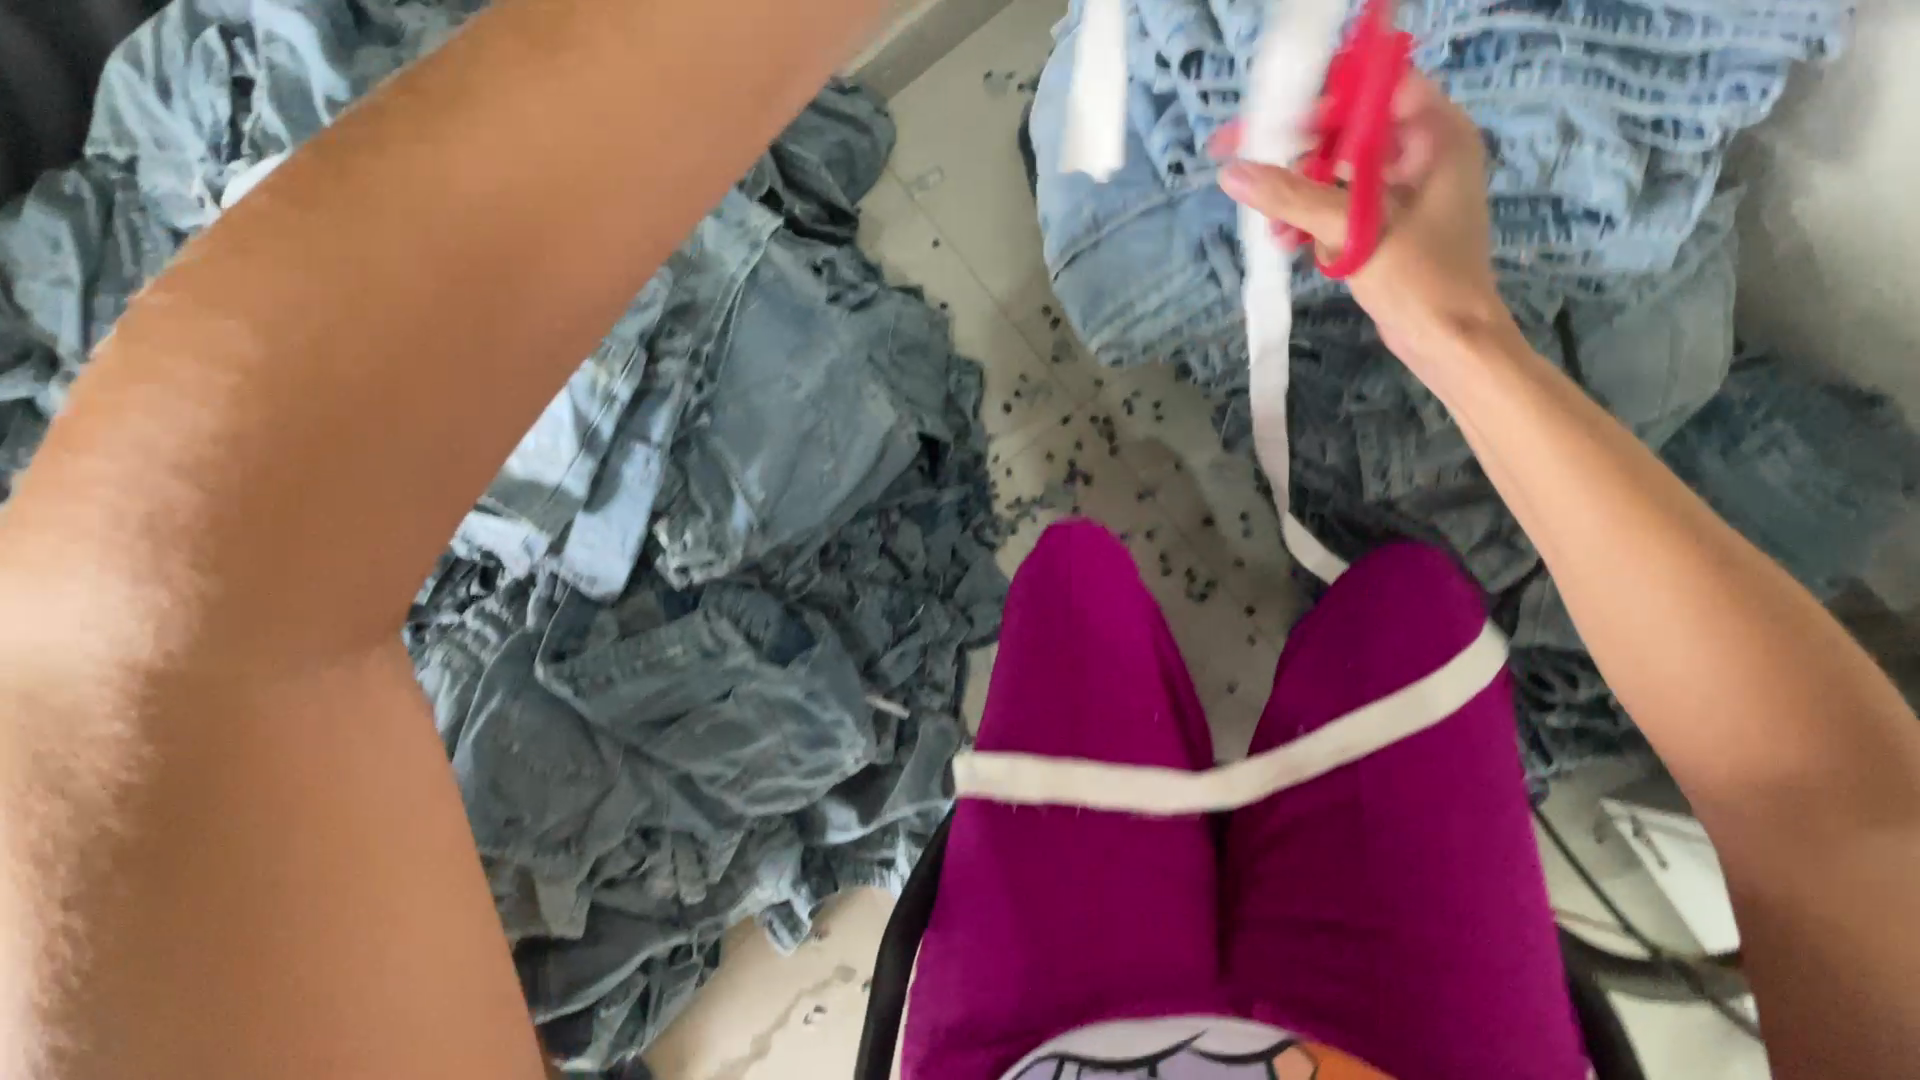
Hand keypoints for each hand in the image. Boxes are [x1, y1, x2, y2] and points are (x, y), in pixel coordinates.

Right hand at [1212, 74, 1512, 369]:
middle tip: (1249, 168)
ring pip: (1336, 172)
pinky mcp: (1386, 223)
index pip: (1375, 87)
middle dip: (1298, 156)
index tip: (1272, 118)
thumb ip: (1292, 197)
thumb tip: (1231, 172)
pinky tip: (1287, 242)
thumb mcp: (1354, 229)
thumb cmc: (1420, 279)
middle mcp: (1423, 152)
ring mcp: (1404, 190)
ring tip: (1271, 225)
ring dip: (1298, 195)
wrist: (1449, 341)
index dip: (1323, 97)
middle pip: (1347, 130)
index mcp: (1436, 135)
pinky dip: (1312, 220)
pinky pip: (1339, 205)